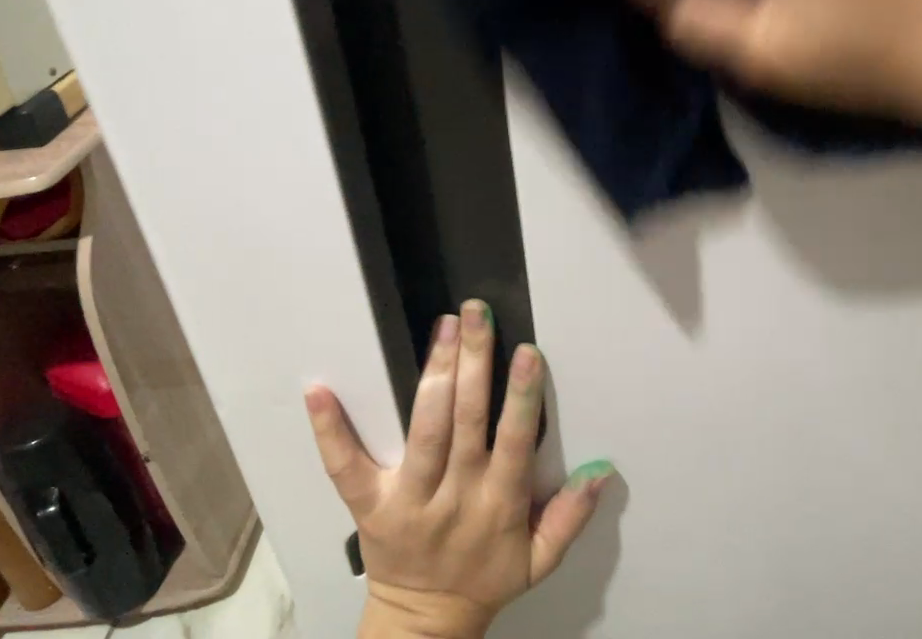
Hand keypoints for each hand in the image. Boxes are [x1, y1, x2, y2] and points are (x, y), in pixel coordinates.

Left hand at [306, 301, 613, 638]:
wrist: (425, 621)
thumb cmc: (487, 577)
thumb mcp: (540, 559)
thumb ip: (570, 516)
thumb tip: (602, 470)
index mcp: (497, 504)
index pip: (513, 442)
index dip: (520, 398)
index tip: (526, 352)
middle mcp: (453, 495)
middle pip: (466, 421)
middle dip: (473, 363)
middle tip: (477, 314)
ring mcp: (406, 499)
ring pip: (423, 429)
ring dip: (434, 374)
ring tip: (444, 327)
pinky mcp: (367, 504)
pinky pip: (343, 466)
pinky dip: (330, 429)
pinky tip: (320, 390)